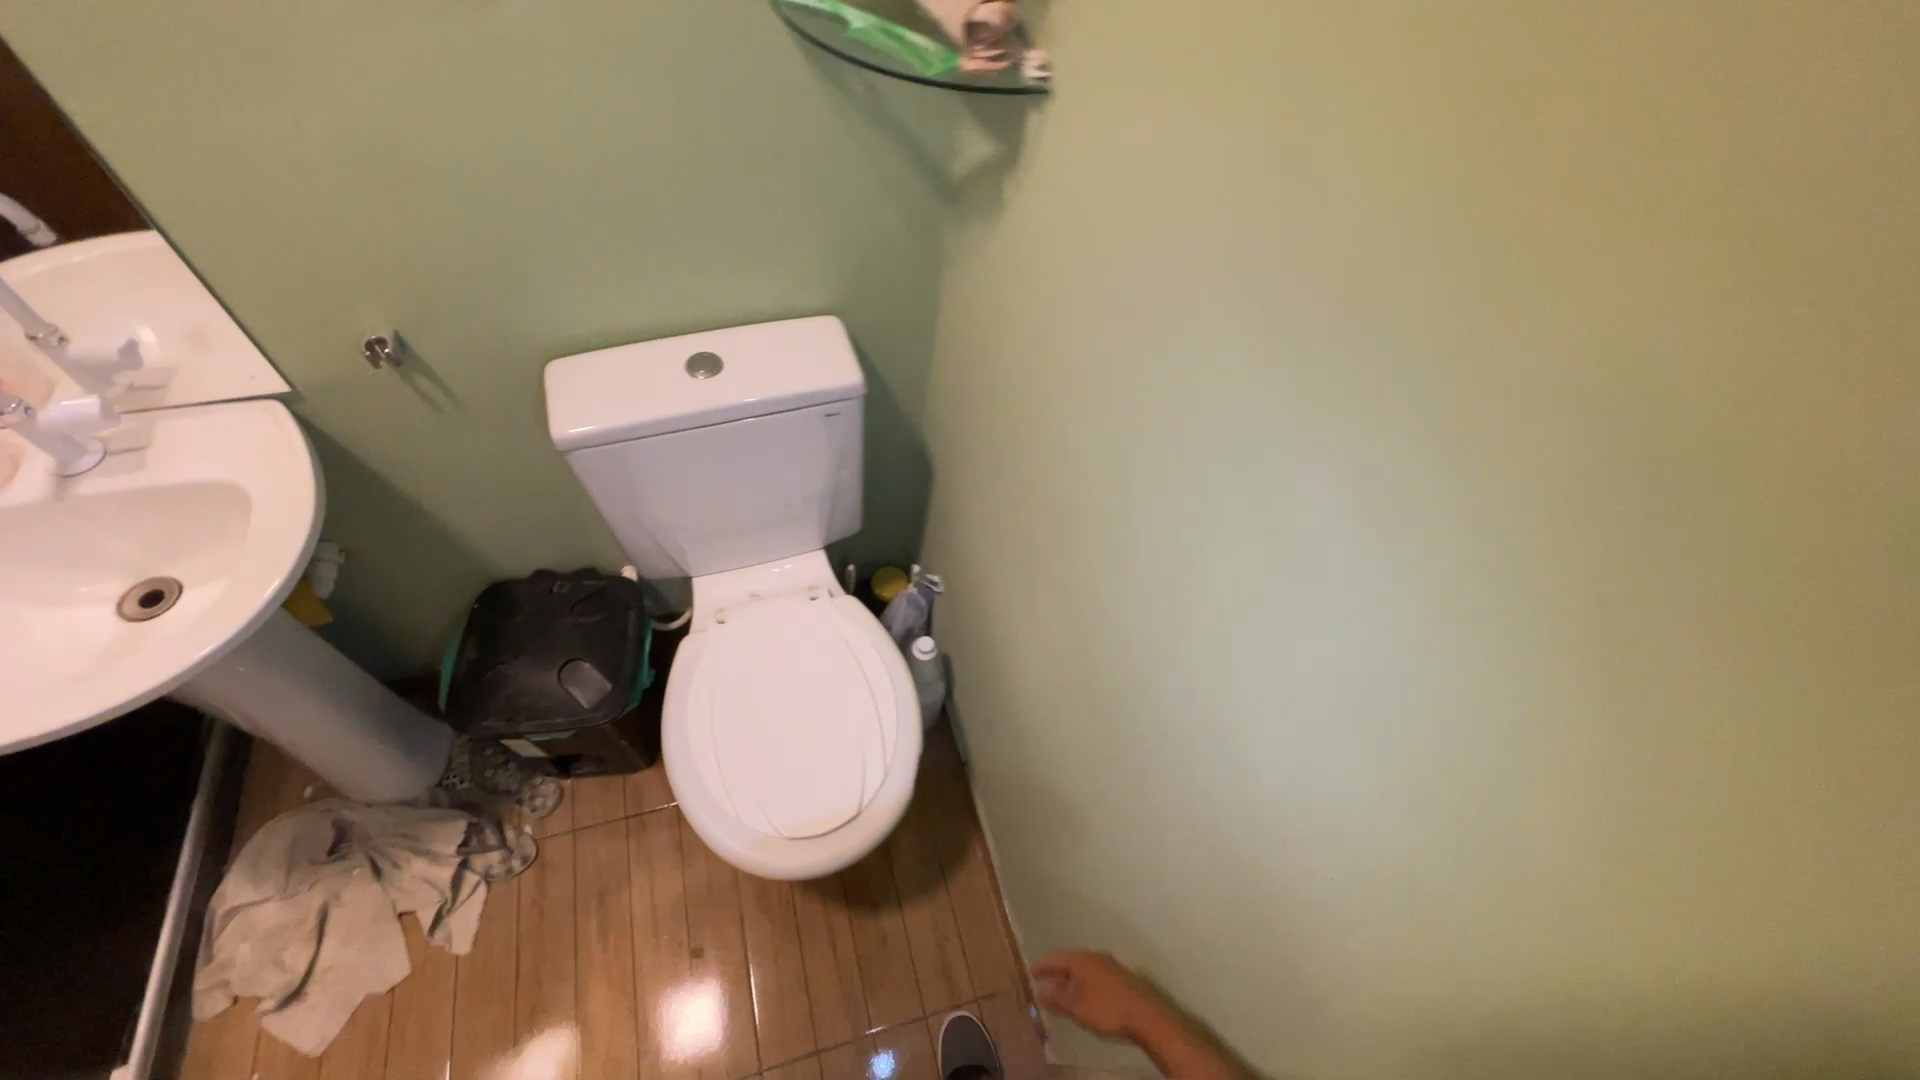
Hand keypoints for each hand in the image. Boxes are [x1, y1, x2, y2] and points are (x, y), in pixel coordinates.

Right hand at [1030, 949, 1165, 1040]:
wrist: (1145, 1015)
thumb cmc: (1106, 1009)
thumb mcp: (1076, 1007)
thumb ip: (1057, 999)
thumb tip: (1040, 991)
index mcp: (1081, 959)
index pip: (1055, 957)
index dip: (1042, 966)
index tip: (1030, 973)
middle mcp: (1094, 956)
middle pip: (1069, 960)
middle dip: (1056, 971)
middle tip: (1044, 982)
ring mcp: (1109, 964)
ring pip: (1083, 967)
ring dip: (1070, 977)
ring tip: (1062, 990)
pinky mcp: (1120, 976)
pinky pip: (1093, 973)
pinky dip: (1083, 981)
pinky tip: (1083, 994)